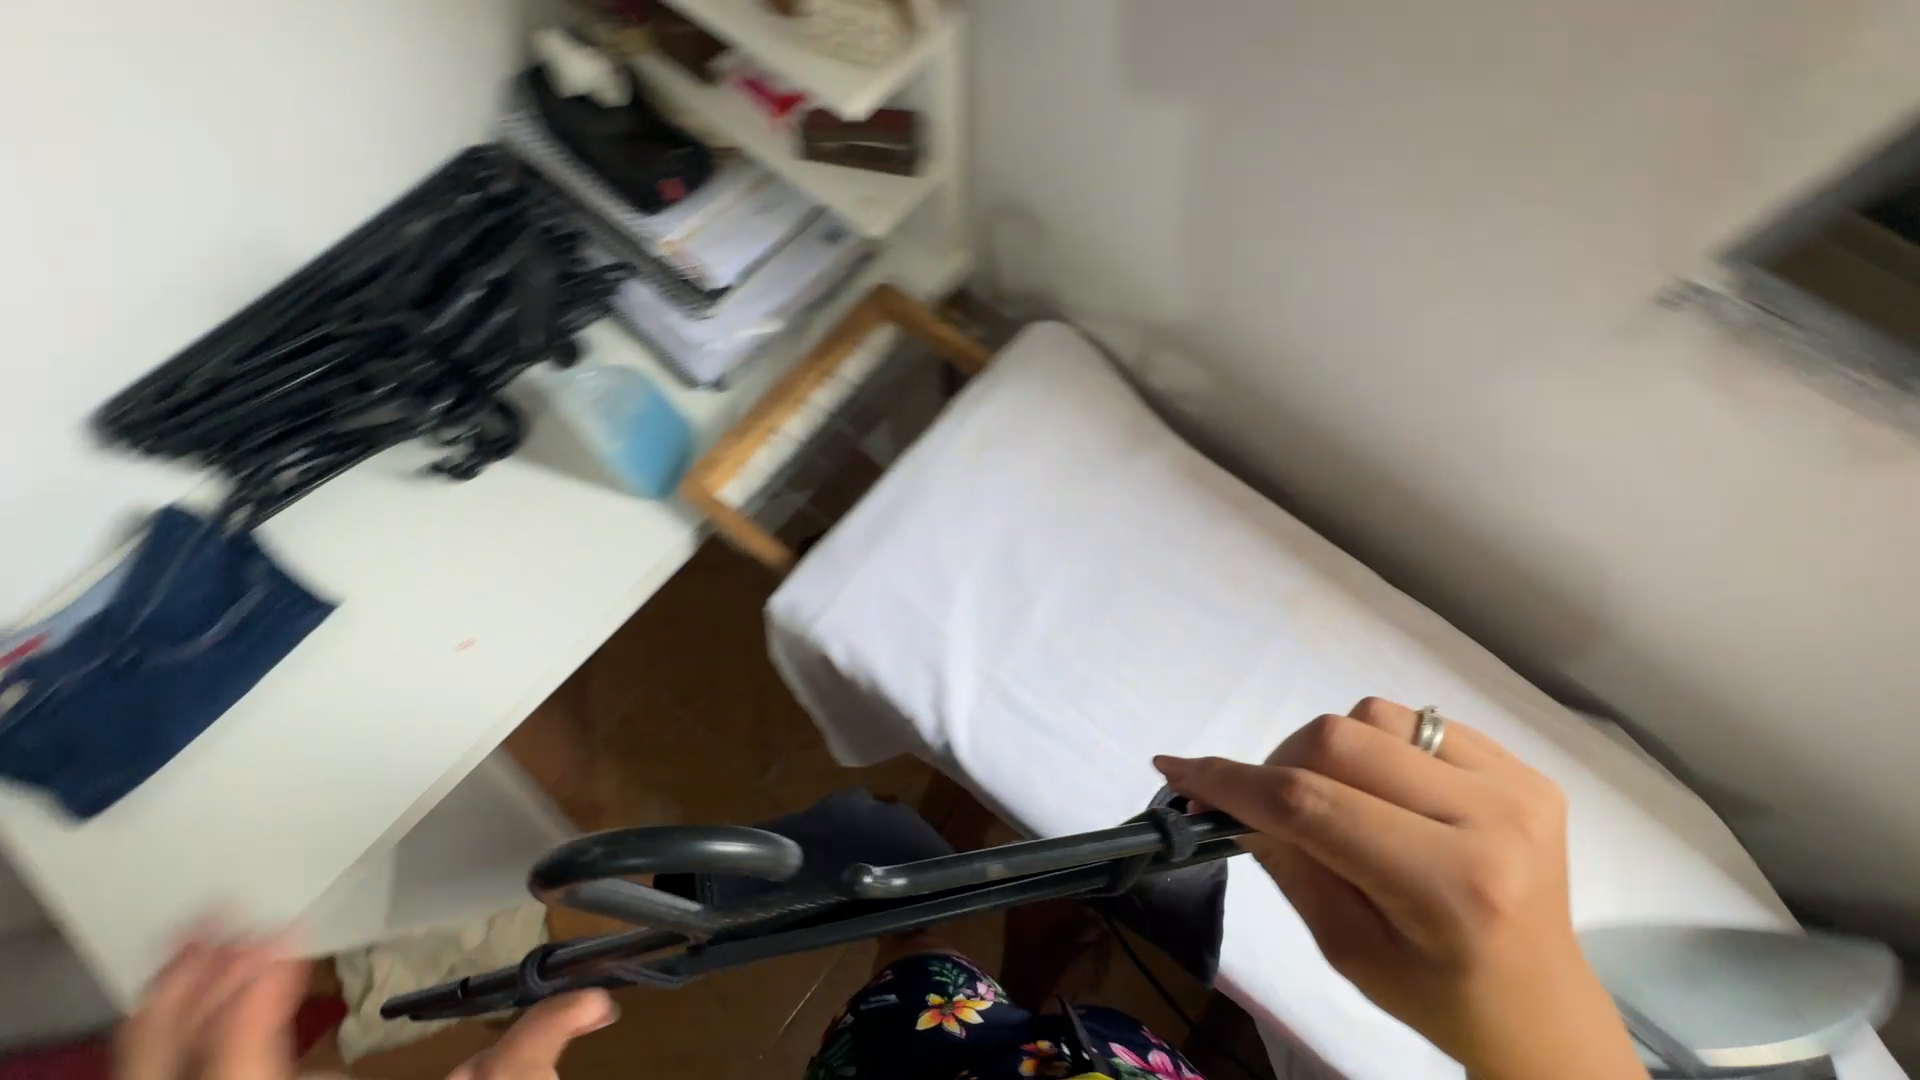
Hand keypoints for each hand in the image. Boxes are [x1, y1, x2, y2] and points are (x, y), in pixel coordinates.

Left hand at [119, 924, 616, 1079]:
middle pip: (175, 1074)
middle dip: (190, 996)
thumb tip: (595, 1002)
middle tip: (225, 922)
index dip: (251, 1002)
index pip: (243, 1069)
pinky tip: (212, 1007)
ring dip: (173, 1016)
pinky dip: (183, 1044)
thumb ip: (530, 1056)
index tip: (280, 935)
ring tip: (205, 950)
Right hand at [1155, 698, 1644, 1079]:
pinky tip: (1381, 792)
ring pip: (1371, 716)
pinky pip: (1413, 720)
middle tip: (1262, 804)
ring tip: (1332, 800)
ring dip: (1325, 750)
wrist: (1539, 1006)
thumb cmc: (1434, 992)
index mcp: (1450, 886)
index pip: (1312, 805)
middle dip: (1277, 764)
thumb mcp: (1342, 945)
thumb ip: (1283, 860)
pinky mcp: (1522, 767)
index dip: (1234, 782)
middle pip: (1338, 740)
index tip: (1177, 769)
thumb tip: (1219, 797)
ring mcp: (1516, 784)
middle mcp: (1493, 819)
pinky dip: (1373, 746)